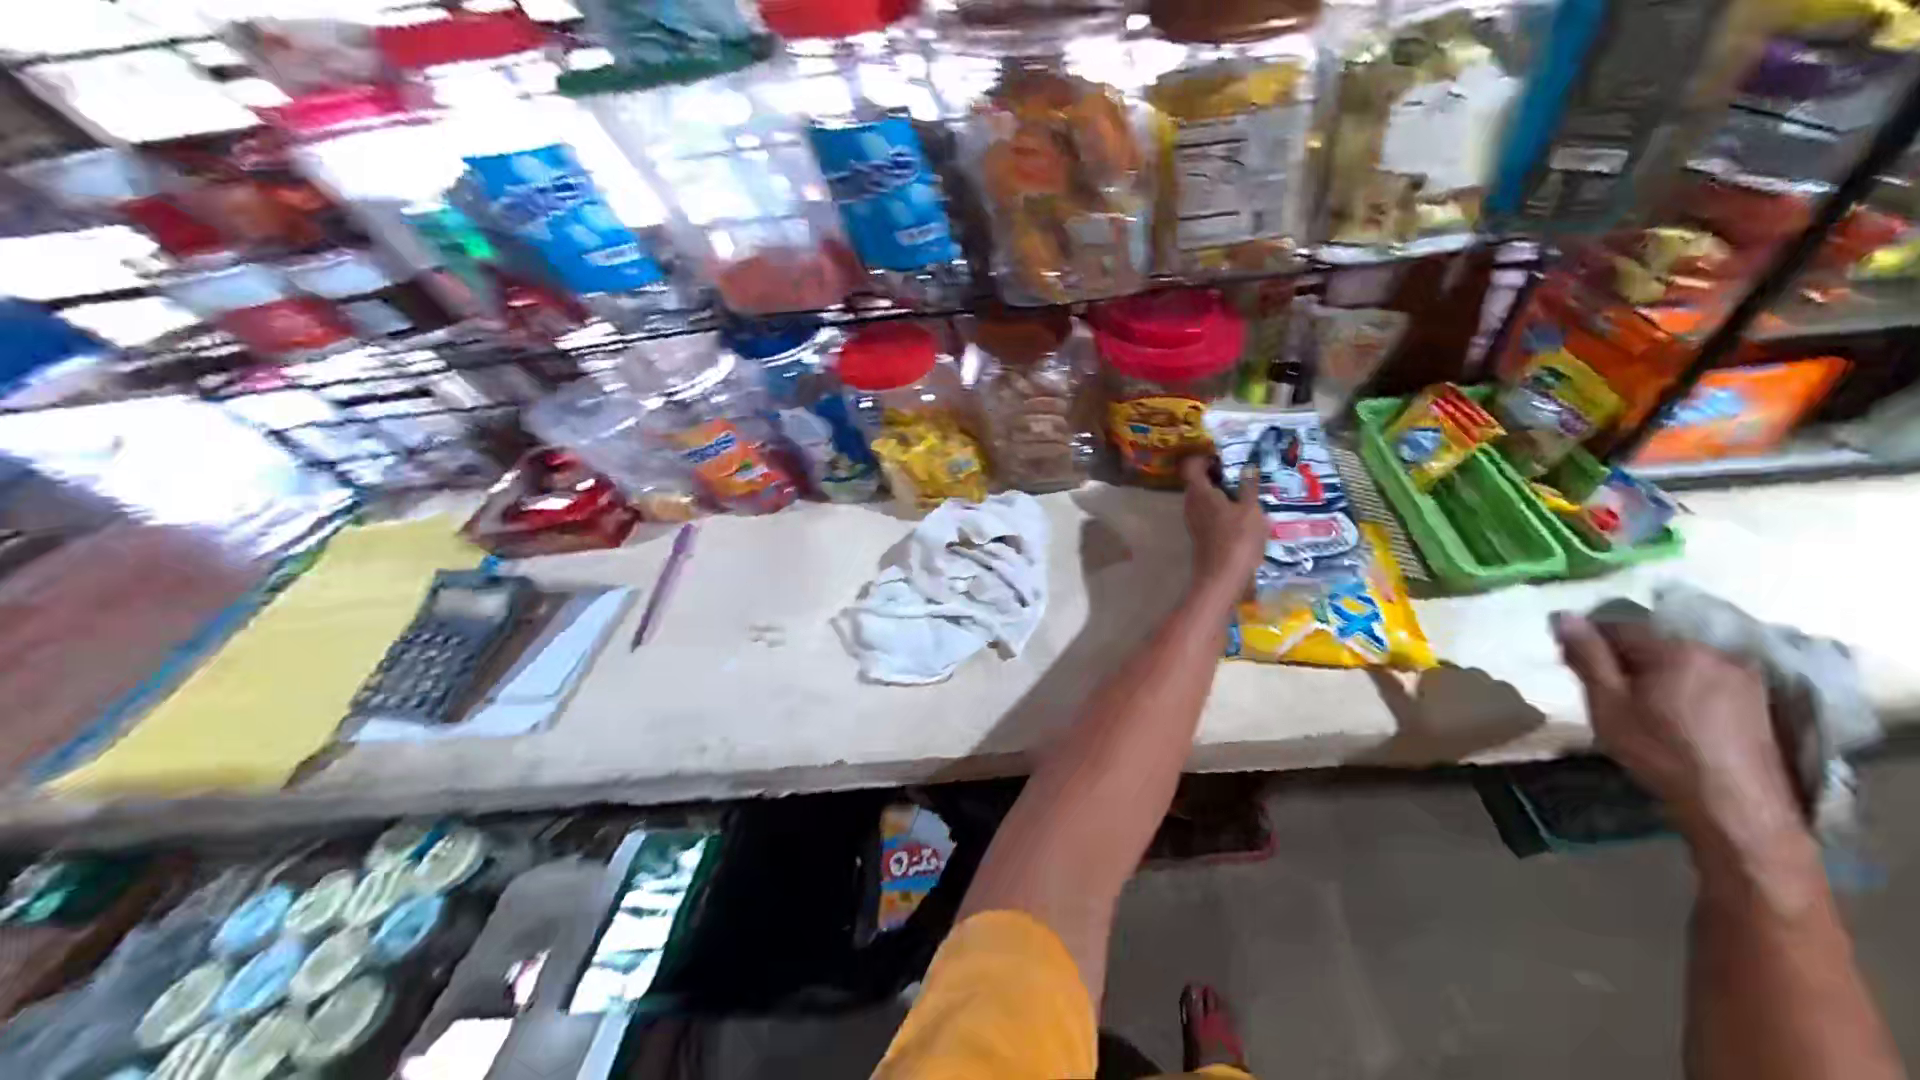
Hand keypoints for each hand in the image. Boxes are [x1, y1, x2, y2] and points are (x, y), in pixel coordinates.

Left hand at [1180, 455, 1266, 605]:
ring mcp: (1193, 519)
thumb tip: (1248, 467)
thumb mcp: (1250, 509)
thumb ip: (1248, 486)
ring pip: (1204, 497)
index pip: (1191, 465)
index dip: (1205, 457)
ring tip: (1247, 492)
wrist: (1223, 577)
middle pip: (1198, 480)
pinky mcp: (1200, 533)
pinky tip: (1243, 513)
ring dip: (1222, 492)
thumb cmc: (1237, 539)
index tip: (1226, 457)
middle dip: (1218, 474)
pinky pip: (1208, 512)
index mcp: (1199, 492)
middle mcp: (1190, 503)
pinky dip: (1222, 507)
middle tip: (1243, 473)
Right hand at [1551, 613, 1805, 854]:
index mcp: (1676, 649)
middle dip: (1621, 658)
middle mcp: (1716, 652)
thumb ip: (1587, 656)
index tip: (1572, 668)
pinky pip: (1702, 676)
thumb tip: (1564, 616)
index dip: (1588, 644)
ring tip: (1634, 704)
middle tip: (1602, 690)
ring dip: (1651, 672)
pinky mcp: (1757, 698)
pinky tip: (1669, 714)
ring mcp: (1743, 675)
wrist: (1735, 807)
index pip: (1618, 626)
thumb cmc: (1660, 752)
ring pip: (1677, 659)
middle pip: (1651, 641)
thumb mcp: (1608, 703)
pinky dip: (1678, 684)